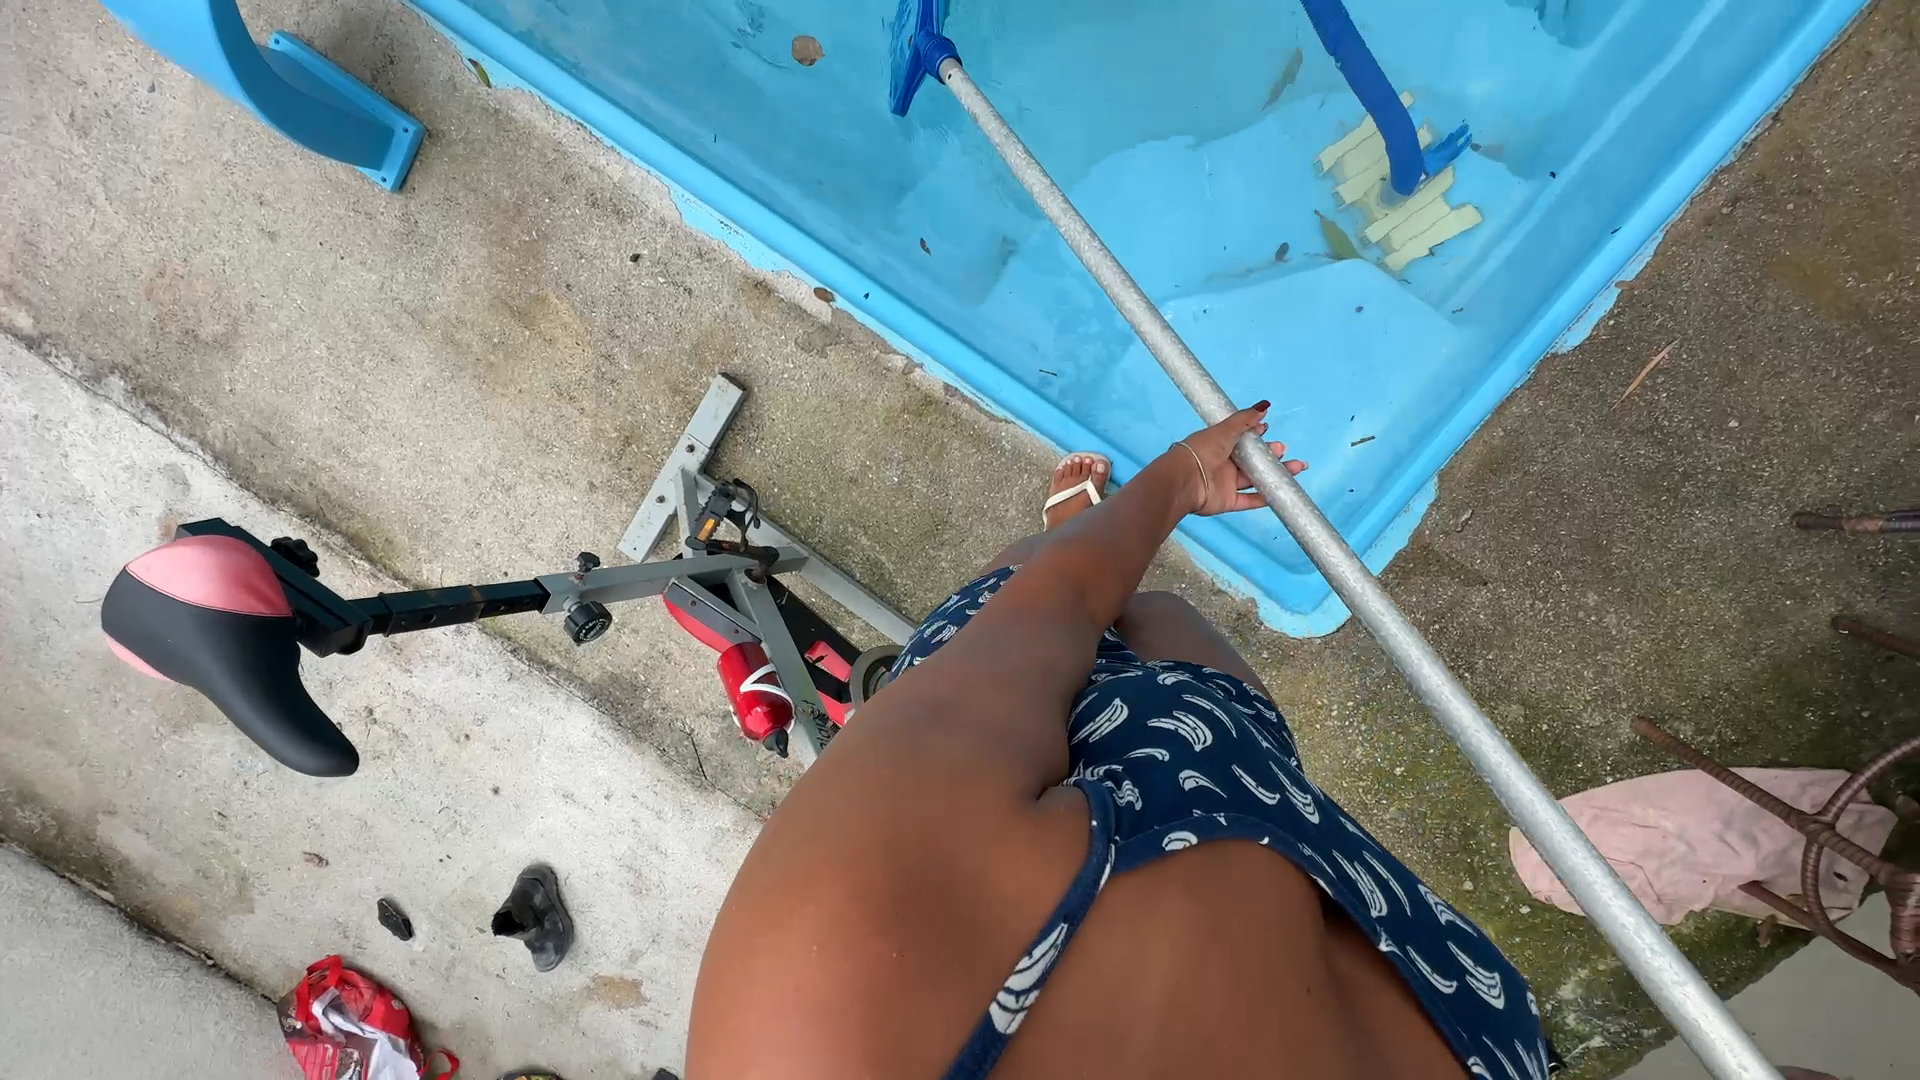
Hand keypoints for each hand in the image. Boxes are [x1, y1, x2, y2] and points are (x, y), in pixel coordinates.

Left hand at [1169, 401, 1306, 515]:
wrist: (1184, 481)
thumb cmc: (1201, 451)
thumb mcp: (1224, 430)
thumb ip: (1244, 420)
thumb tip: (1264, 406)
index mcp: (1218, 445)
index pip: (1240, 439)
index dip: (1255, 435)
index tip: (1268, 430)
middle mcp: (1222, 464)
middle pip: (1251, 460)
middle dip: (1269, 455)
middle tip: (1282, 449)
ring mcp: (1224, 483)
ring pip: (1255, 480)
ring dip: (1274, 474)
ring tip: (1296, 468)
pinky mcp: (1226, 501)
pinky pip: (1248, 500)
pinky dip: (1263, 498)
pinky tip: (1280, 491)